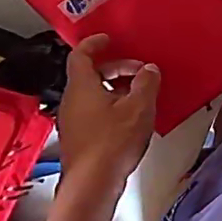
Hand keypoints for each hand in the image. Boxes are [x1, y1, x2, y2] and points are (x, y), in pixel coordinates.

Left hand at [57, 35, 160, 199]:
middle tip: (140, 70)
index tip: (109, 38)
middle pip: (90, 74)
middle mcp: (72, 100)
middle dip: (115, 68)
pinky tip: (132, 116)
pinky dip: (112, 104)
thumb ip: (146, 83)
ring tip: (140, 93)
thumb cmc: (114, 142)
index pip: (81, 56)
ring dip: (116, 87)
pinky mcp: (80, 136)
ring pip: (93, 93)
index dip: (94, 44)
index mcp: (82, 87)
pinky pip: (94, 110)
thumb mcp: (139, 107)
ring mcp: (73, 119)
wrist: (94, 181)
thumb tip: (149, 70)